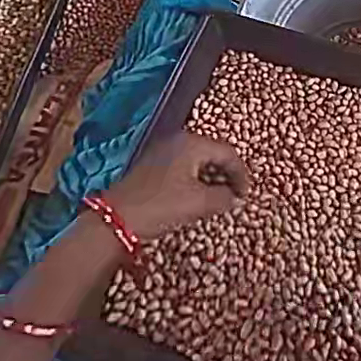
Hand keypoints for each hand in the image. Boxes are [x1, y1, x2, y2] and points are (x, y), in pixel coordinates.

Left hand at [104, 131, 248, 241]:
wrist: (114, 219)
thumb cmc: (160, 206)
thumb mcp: (198, 203)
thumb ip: (223, 197)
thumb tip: (235, 198)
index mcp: (192, 143)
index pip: (227, 153)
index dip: (240, 174)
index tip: (245, 195)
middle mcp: (178, 140)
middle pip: (212, 153)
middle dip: (226, 175)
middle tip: (234, 196)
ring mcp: (163, 151)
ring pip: (197, 161)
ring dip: (211, 178)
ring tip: (218, 199)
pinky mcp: (153, 165)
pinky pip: (183, 167)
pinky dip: (195, 180)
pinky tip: (196, 197)